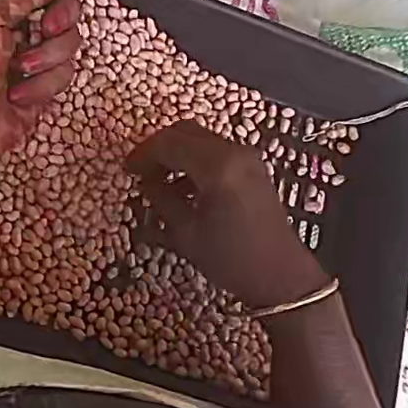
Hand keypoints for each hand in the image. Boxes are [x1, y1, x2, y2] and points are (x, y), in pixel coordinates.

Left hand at [0, 0, 102, 173]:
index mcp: (0, 1)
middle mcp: (20, 26)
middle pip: (65, 5)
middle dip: (62, 16)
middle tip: (47, 28)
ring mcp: (34, 56)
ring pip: (69, 42)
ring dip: (48, 56)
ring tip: (21, 69)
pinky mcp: (43, 85)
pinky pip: (65, 74)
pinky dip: (44, 84)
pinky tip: (20, 94)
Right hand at [127, 120, 328, 308]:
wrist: (280, 275)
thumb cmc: (231, 259)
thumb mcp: (186, 233)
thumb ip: (162, 200)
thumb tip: (146, 182)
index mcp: (217, 166)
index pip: (169, 143)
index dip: (143, 154)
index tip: (127, 171)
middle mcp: (234, 152)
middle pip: (186, 132)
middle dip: (159, 148)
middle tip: (140, 172)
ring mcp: (247, 158)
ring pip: (201, 140)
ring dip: (177, 154)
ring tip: (158, 183)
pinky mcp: (253, 169)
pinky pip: (216, 153)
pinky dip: (195, 162)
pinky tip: (183, 189)